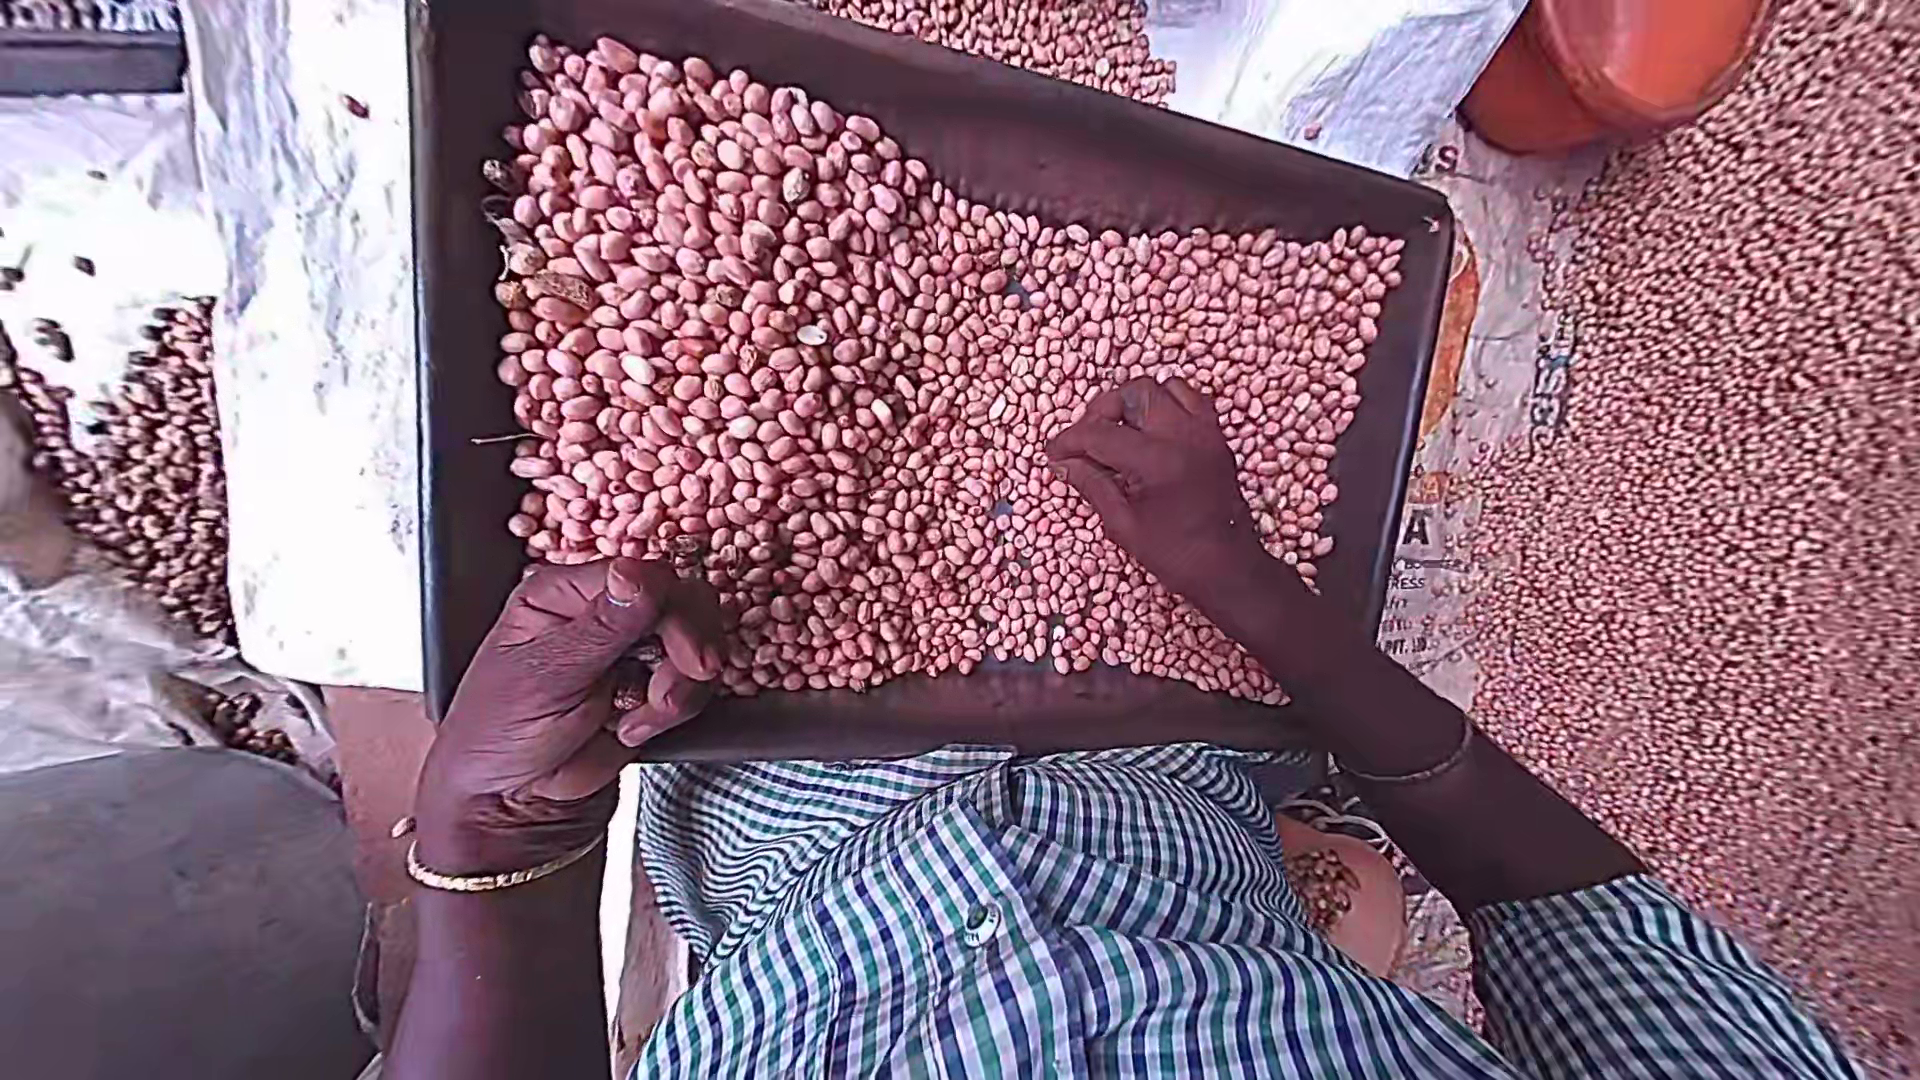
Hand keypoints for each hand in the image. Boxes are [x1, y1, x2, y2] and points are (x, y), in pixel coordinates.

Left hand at [413, 557, 722, 873]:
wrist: (515, 803)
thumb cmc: (499, 736)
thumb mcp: (544, 679)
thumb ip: (599, 627)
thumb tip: (638, 576)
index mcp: (567, 594)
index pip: (645, 577)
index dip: (674, 612)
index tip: (689, 656)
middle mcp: (608, 610)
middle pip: (685, 601)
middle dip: (687, 651)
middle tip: (668, 695)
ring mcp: (638, 644)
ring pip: (700, 639)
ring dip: (681, 685)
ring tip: (640, 718)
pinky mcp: (659, 677)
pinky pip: (698, 678)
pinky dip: (679, 706)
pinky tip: (637, 725)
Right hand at [1045, 376, 1264, 603]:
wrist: (1230, 569)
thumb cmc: (1175, 555)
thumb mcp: (1122, 524)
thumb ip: (1091, 485)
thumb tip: (1063, 463)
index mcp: (1158, 461)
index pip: (1100, 433)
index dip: (1069, 441)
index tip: (1054, 454)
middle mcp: (1185, 435)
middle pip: (1133, 393)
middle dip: (1101, 412)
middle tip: (1086, 442)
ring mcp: (1206, 432)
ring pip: (1164, 387)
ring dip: (1134, 403)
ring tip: (1117, 433)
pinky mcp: (1217, 438)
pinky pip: (1189, 400)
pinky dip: (1165, 406)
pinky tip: (1148, 435)